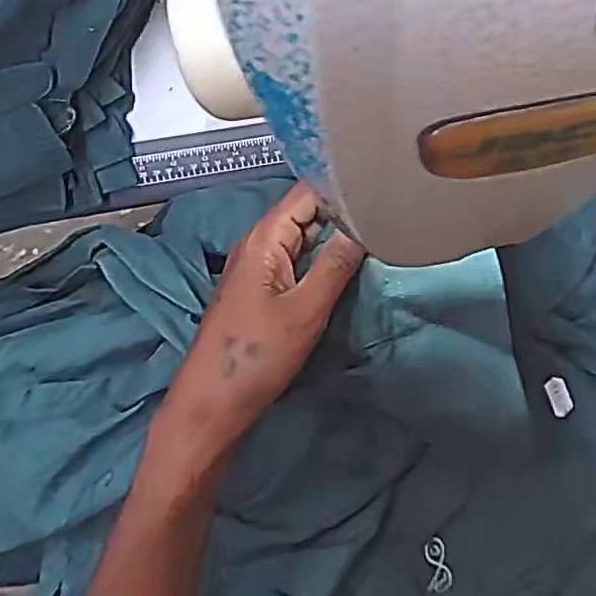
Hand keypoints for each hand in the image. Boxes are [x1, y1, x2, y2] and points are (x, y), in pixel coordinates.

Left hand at [159, 183, 366, 457]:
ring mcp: (256, 266)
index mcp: (263, 239)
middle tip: (384, 220)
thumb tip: (363, 223)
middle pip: (305, 212)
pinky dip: (319, 259)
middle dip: (342, 213)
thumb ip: (336, 263)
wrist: (211, 405)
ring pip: (301, 237)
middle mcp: (256, 244)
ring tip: (373, 239)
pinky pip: (294, 259)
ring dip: (332, 238)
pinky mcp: (259, 288)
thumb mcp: (306, 309)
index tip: (378, 196)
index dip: (341, 190)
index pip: (307, 193)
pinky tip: (343, 267)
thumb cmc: (257, 355)